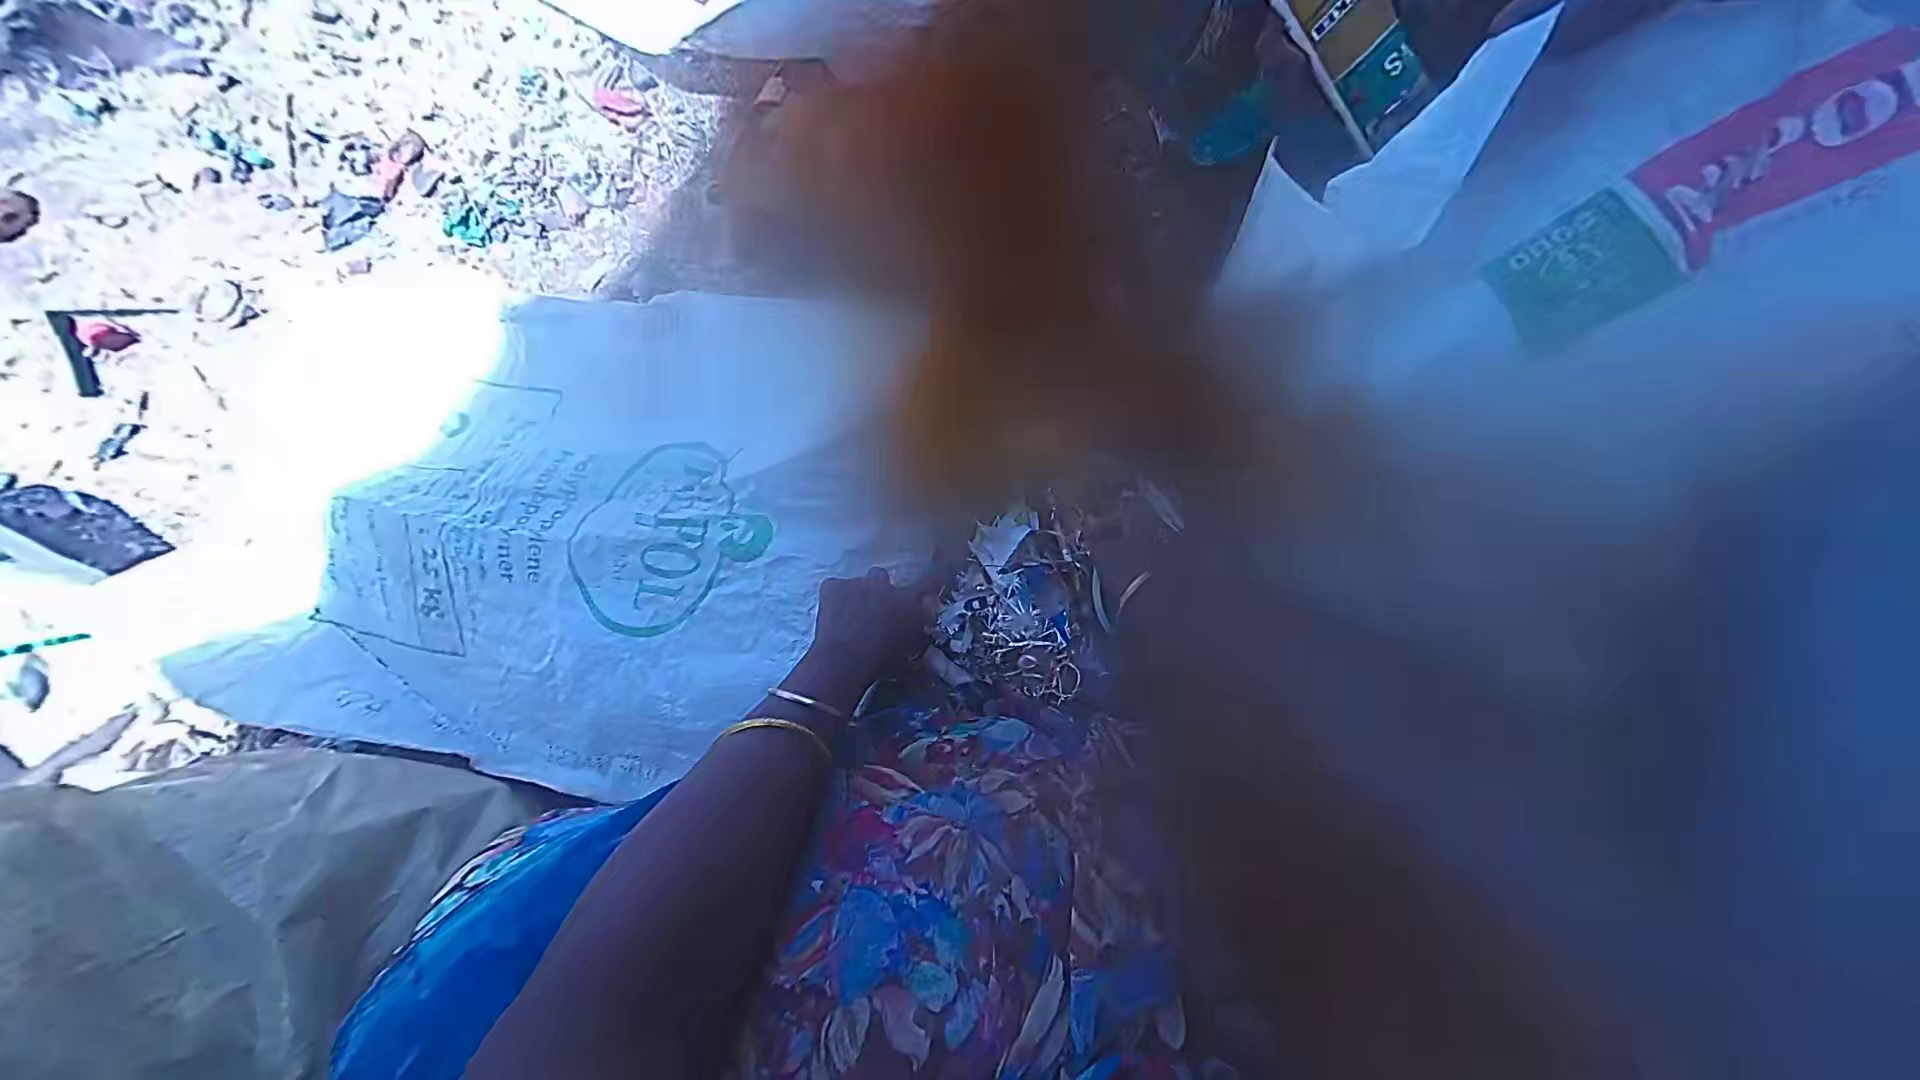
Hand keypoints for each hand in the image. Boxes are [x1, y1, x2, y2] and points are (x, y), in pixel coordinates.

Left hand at [809, 568, 936, 685]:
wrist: (844, 660)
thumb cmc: (881, 662)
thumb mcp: (908, 652)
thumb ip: (917, 635)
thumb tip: (923, 637)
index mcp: (908, 601)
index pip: (929, 582)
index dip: (932, 579)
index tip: (935, 576)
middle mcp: (885, 585)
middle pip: (883, 578)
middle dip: (879, 591)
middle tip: (874, 611)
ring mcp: (857, 582)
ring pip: (859, 583)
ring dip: (858, 594)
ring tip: (850, 616)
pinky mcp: (833, 586)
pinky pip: (835, 587)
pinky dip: (834, 599)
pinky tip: (832, 616)